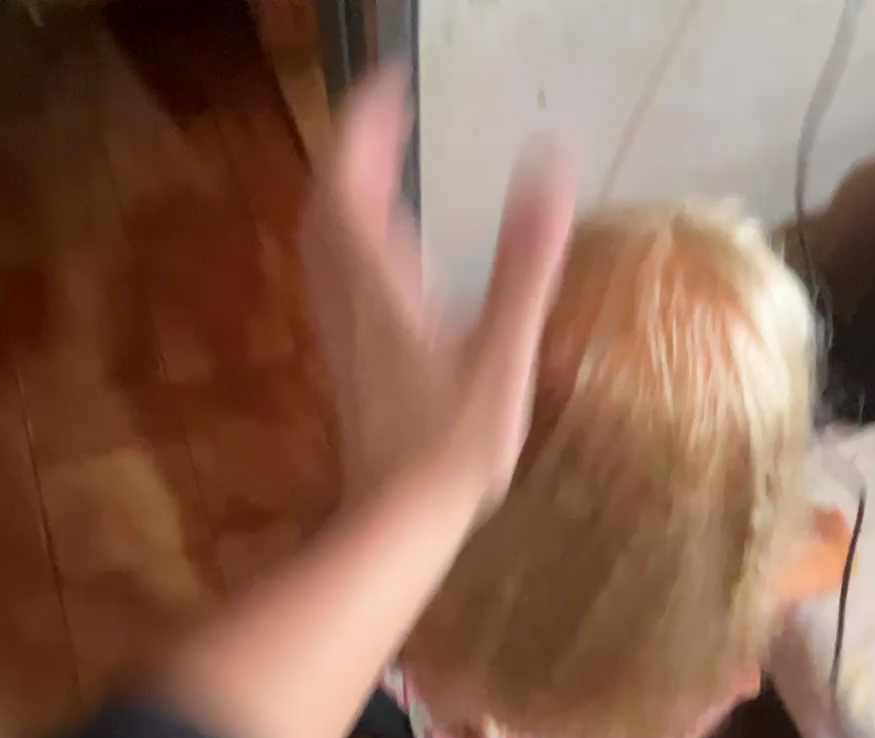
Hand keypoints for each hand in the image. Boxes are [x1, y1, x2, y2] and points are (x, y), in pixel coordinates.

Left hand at [299, 63, 576, 518]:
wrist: (401, 517)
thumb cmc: (455, 443)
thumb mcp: (502, 353)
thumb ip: (524, 266)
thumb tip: (552, 171)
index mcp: (382, 285)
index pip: (354, 181)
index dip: (366, 125)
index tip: (390, 83)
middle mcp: (348, 299)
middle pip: (327, 206)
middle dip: (351, 153)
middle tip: (384, 121)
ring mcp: (341, 334)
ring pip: (322, 246)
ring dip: (341, 196)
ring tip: (375, 172)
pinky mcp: (347, 363)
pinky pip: (332, 283)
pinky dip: (345, 246)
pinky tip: (373, 258)